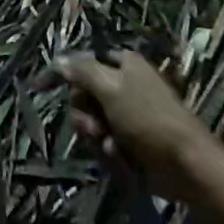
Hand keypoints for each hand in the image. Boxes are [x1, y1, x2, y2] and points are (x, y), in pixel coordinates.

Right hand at [55, 51, 220, 200]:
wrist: (184, 165)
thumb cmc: (148, 118)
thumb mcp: (112, 87)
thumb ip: (82, 71)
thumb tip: (58, 59)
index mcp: (123, 64)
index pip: (82, 62)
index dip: (63, 75)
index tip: (39, 87)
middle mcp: (123, 85)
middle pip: (82, 95)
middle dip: (84, 114)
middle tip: (95, 127)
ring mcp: (125, 115)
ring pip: (90, 122)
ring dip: (96, 136)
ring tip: (112, 146)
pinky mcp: (128, 141)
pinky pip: (103, 142)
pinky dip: (110, 152)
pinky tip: (122, 158)